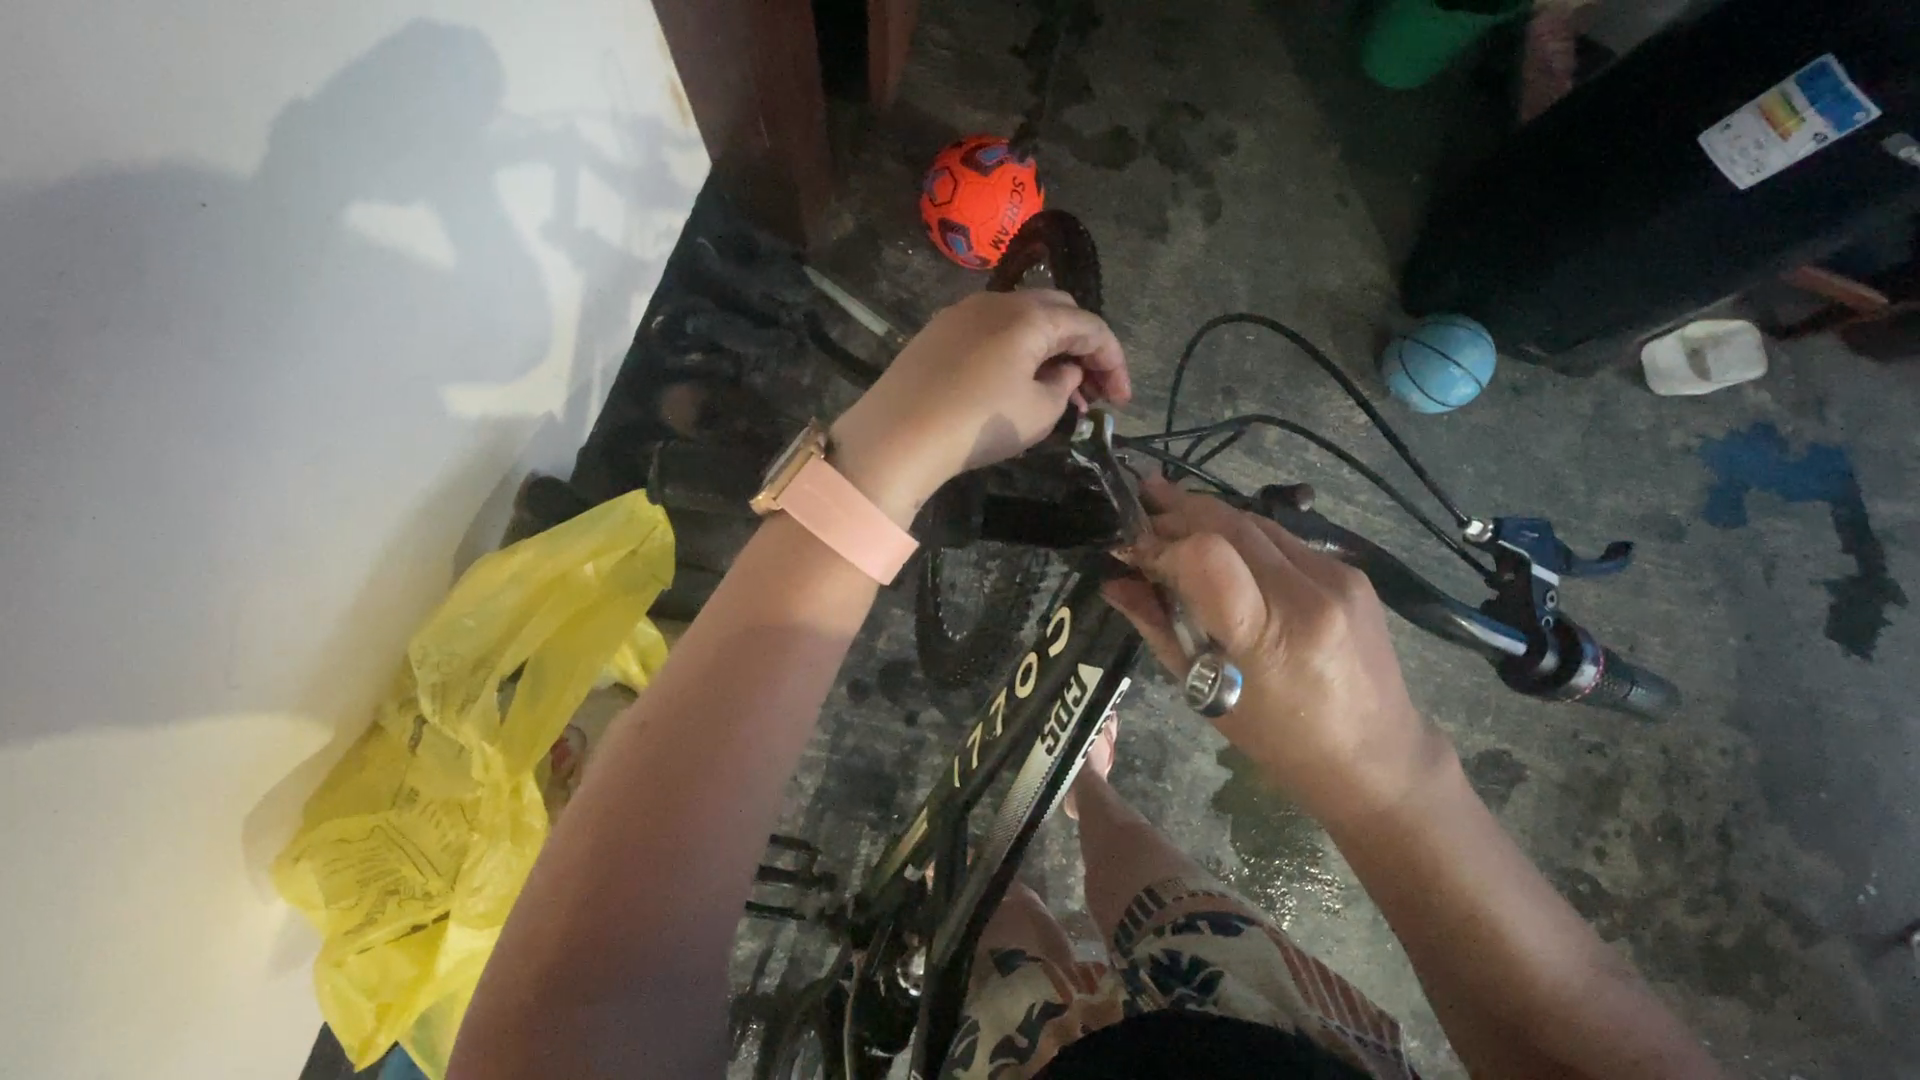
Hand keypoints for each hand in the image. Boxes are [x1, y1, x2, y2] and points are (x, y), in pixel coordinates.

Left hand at [830, 290, 1128, 523]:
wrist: (897, 436)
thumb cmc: (978, 424)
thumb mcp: (1039, 413)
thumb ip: (1064, 387)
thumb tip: (1064, 373)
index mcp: (1030, 316)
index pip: (1090, 326)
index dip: (1114, 362)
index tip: (1122, 401)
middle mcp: (997, 301)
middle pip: (1057, 312)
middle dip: (1082, 349)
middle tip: (1091, 392)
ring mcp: (962, 313)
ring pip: (1021, 321)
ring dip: (1048, 351)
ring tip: (1056, 394)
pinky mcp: (937, 332)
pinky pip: (991, 332)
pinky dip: (1015, 352)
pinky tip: (1014, 385)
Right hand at [1101, 476, 1449, 826]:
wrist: (1373, 752)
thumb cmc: (1277, 738)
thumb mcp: (1203, 691)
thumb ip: (1158, 627)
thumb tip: (1114, 582)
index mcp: (1268, 636)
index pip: (1207, 556)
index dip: (1162, 542)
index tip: (1131, 547)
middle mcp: (1308, 594)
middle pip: (1229, 524)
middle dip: (1177, 511)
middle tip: (1139, 507)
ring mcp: (1336, 577)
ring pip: (1255, 522)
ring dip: (1207, 515)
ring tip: (1168, 511)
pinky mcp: (1350, 571)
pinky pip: (1281, 537)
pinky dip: (1240, 534)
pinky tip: (1218, 541)